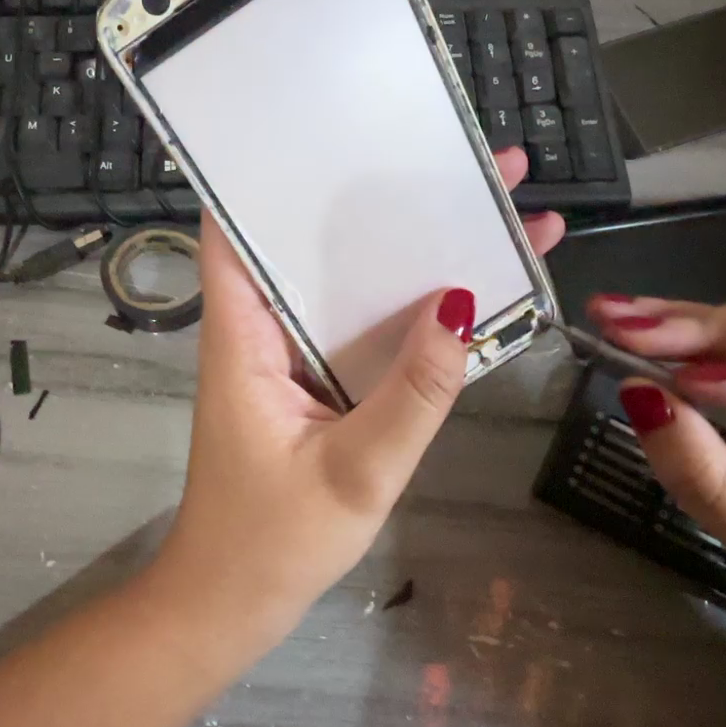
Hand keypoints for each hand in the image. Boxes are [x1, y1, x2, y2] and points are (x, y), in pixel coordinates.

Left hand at [149, 150, 564, 643]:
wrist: (235, 603)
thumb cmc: (272, 541)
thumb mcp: (355, 470)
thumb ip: (413, 393)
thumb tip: (465, 304)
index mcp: (243, 335)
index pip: (236, 227)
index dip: (272, 169)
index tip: (330, 122)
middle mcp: (264, 330)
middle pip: (314, 243)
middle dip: (379, 198)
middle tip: (460, 153)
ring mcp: (293, 357)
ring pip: (349, 284)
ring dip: (406, 248)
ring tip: (490, 200)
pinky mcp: (320, 383)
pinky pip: (364, 328)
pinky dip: (409, 305)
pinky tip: (472, 284)